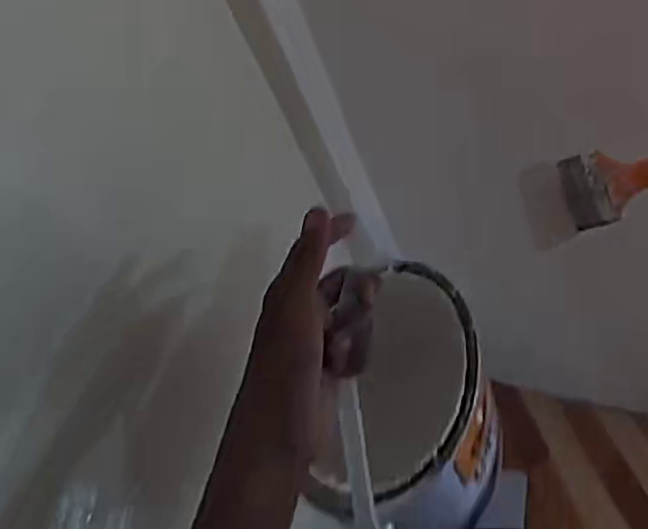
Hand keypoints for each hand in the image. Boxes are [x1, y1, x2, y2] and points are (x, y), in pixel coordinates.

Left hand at [232, 209, 379, 464]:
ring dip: (355, 330)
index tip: (354, 223)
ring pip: (356, 314)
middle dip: (357, 292)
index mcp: (288, 293)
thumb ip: (309, 258)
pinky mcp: (334, 365)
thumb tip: (316, 211)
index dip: (332, 234)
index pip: (312, 251)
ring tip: (341, 352)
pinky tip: (344, 370)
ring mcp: (319, 340)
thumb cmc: (284, 366)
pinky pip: (358, 342)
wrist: (282, 436)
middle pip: (344, 282)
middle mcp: (303, 311)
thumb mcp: (297, 305)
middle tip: (364, 299)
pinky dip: (355, 353)